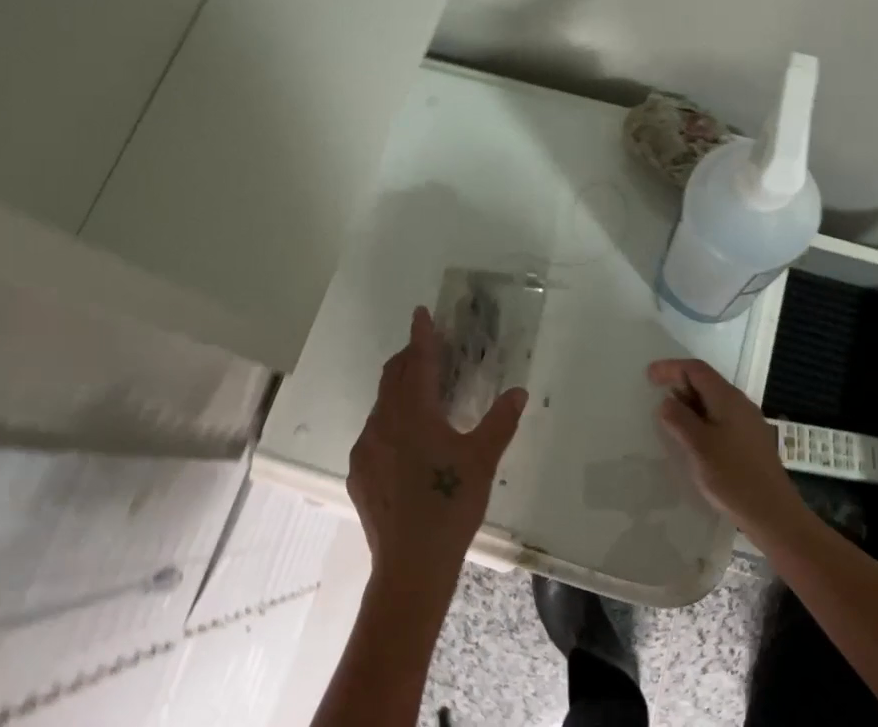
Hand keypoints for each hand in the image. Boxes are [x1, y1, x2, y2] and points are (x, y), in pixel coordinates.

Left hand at [348, 307, 527, 583]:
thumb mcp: (483, 461)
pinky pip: (375, 434)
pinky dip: (391, 422)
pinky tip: (407, 441)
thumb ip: (500, 421)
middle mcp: (383, 423)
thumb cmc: (451, 506)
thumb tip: (517, 391)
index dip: (422, 336)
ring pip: (382, 406)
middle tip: (427, 348)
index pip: (418, 362)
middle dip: (409, 358)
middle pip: (393, 378)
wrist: (411, 564)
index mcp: (414, 414)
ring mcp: (366, 449)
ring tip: (422, 394)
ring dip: (400, 390)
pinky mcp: (359, 473)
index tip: (422, 313)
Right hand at [648, 358, 802, 533]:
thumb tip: (667, 402)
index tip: (648, 377)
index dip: (671, 368)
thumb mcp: (699, 446)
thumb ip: (679, 420)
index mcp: (728, 399)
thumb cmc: (733, 476)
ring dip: (690, 405)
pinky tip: (692, 440)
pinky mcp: (750, 442)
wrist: (773, 513)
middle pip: (707, 383)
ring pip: (713, 403)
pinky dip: (701, 421)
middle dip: (680, 385)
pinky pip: (720, 419)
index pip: (697, 369)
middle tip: (655, 399)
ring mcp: (748, 423)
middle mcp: (741, 404)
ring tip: (669, 421)